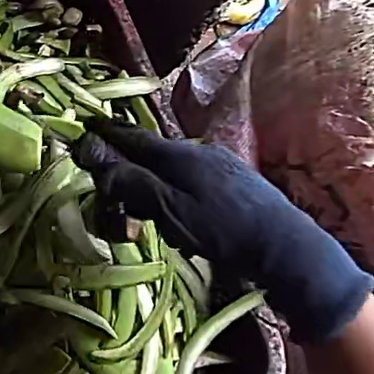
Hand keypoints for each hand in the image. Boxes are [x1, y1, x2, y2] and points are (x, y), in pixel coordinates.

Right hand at [73, 122, 372, 343]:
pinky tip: (184, 217)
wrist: (286, 245)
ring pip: (172, 169)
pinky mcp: (232, 179)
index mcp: (178, 155)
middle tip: (116, 195)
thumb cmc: (224, 230)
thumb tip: (97, 156)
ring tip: (153, 218)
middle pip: (151, 154)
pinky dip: (176, 191)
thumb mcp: (171, 211)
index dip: (108, 134)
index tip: (87, 127)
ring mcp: (218, 163)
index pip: (133, 138)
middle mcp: (197, 151)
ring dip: (155, 186)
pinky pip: (191, 178)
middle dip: (130, 169)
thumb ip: (134, 183)